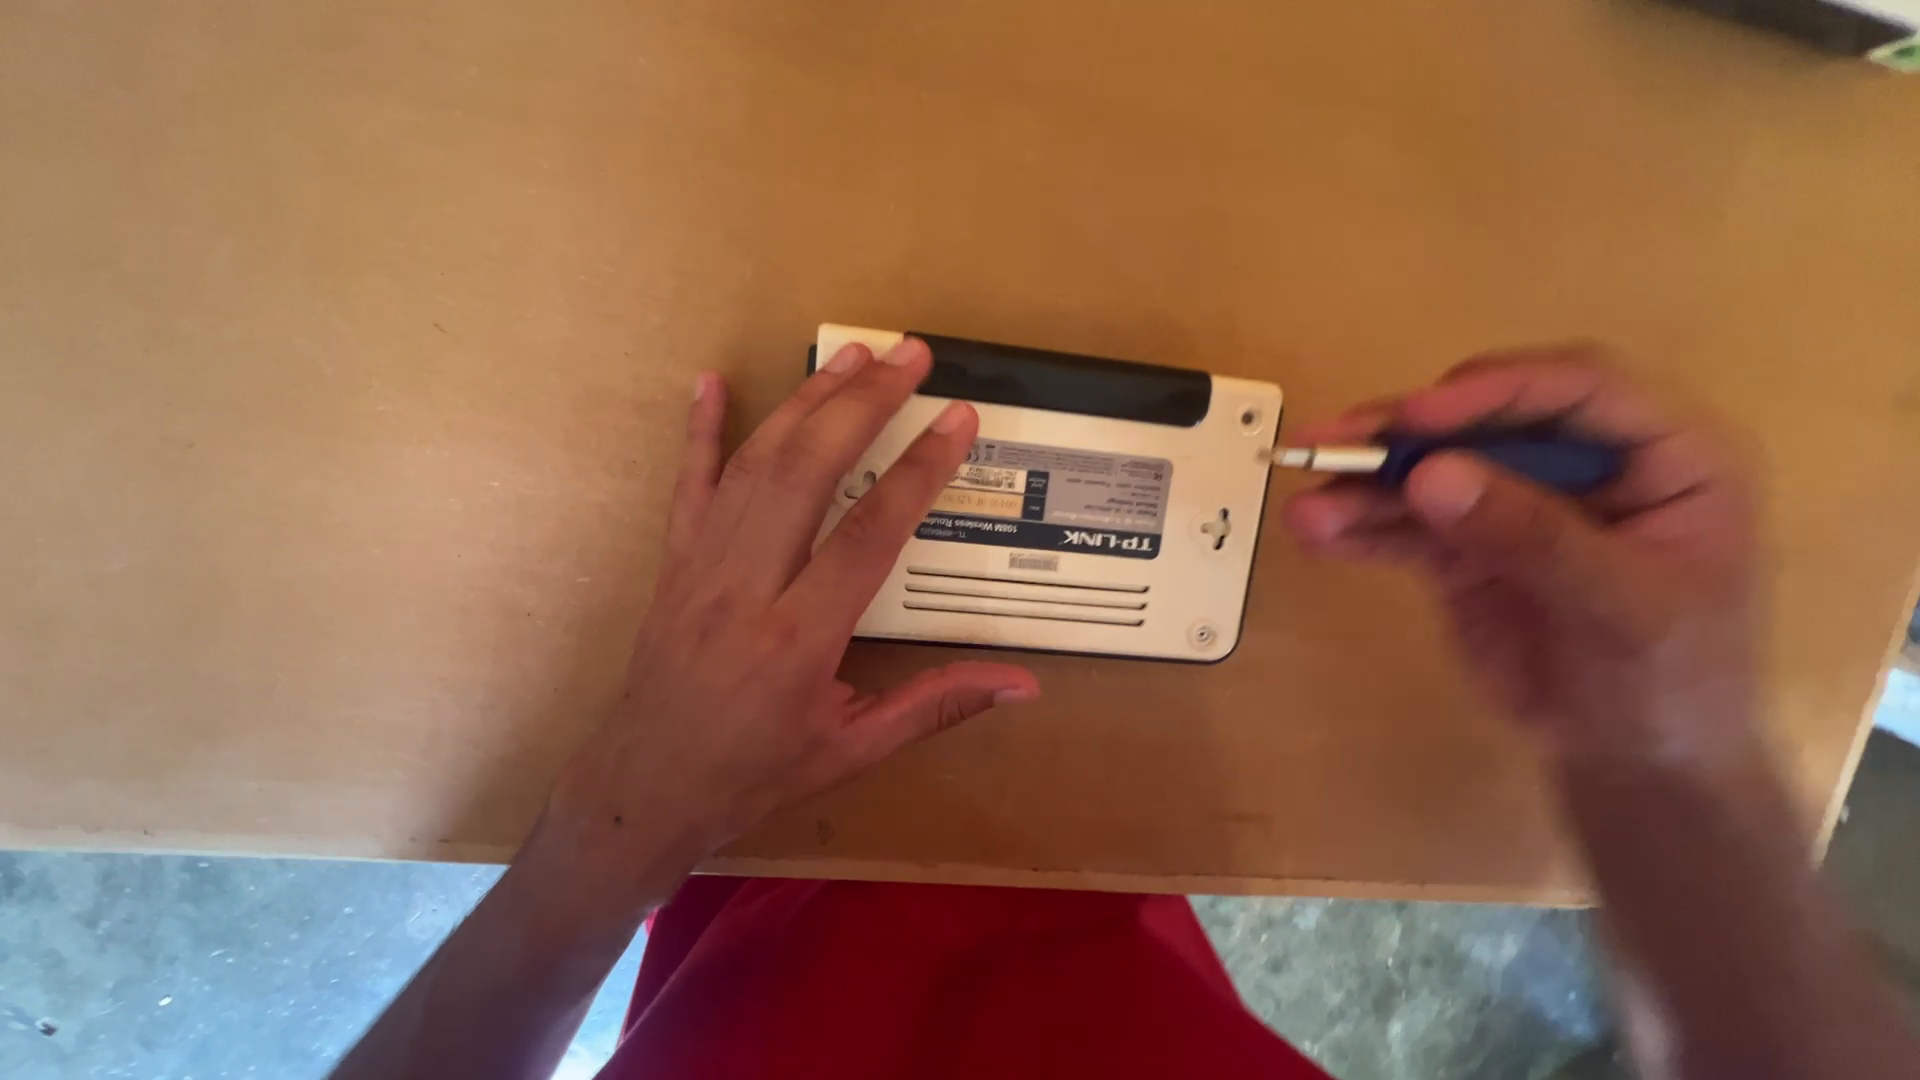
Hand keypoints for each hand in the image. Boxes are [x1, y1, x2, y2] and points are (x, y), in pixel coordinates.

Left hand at [547, 338, 1038, 877]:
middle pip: (807, 473)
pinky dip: (700, 428)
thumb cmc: (756, 773)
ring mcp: (702, 565)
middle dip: (863, 403)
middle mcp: (748, 586)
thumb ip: (938, 706)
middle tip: (910, 354)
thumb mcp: (855, 750)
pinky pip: (687, 483)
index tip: (956, 417)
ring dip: (805, 401)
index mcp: (800, 638)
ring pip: (755, 465)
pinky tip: (710, 380)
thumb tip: (1026, 685)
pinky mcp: (673, 560)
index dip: (919, 471)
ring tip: (852, 354)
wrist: (645, 788)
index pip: (869, 535)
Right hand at [1283, 345, 1758, 765]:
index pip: (1574, 391)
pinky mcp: (1462, 548)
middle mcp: (1578, 466)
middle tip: (1326, 444)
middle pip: (1480, 424)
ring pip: (1428, 473)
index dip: (1492, 392)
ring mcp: (1512, 506)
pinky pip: (1404, 526)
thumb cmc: (1671, 680)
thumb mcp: (1620, 605)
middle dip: (1400, 435)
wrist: (1633, 759)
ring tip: (1306, 510)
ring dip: (1362, 486)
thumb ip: (1529, 535)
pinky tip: (1318, 535)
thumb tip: (1429, 475)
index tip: (1415, 418)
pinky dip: (1359, 528)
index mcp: (1658, 456)